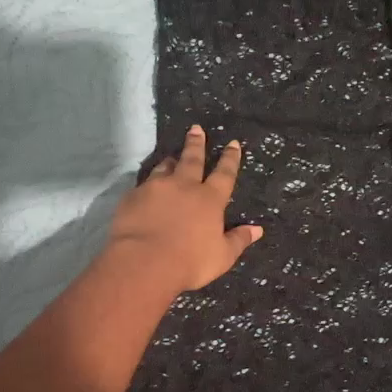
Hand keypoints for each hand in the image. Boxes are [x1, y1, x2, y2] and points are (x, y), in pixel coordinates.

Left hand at [107, 124, 263, 293]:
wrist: (144, 263)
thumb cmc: (190, 262)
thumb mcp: (222, 256)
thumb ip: (239, 240)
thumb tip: (257, 229)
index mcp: (210, 199)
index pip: (224, 173)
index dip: (230, 158)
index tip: (233, 144)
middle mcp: (184, 186)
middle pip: (192, 159)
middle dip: (196, 144)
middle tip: (196, 129)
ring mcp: (156, 188)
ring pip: (165, 168)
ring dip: (170, 162)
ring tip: (171, 158)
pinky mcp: (133, 197)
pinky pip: (144, 184)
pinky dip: (149, 183)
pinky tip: (147, 187)